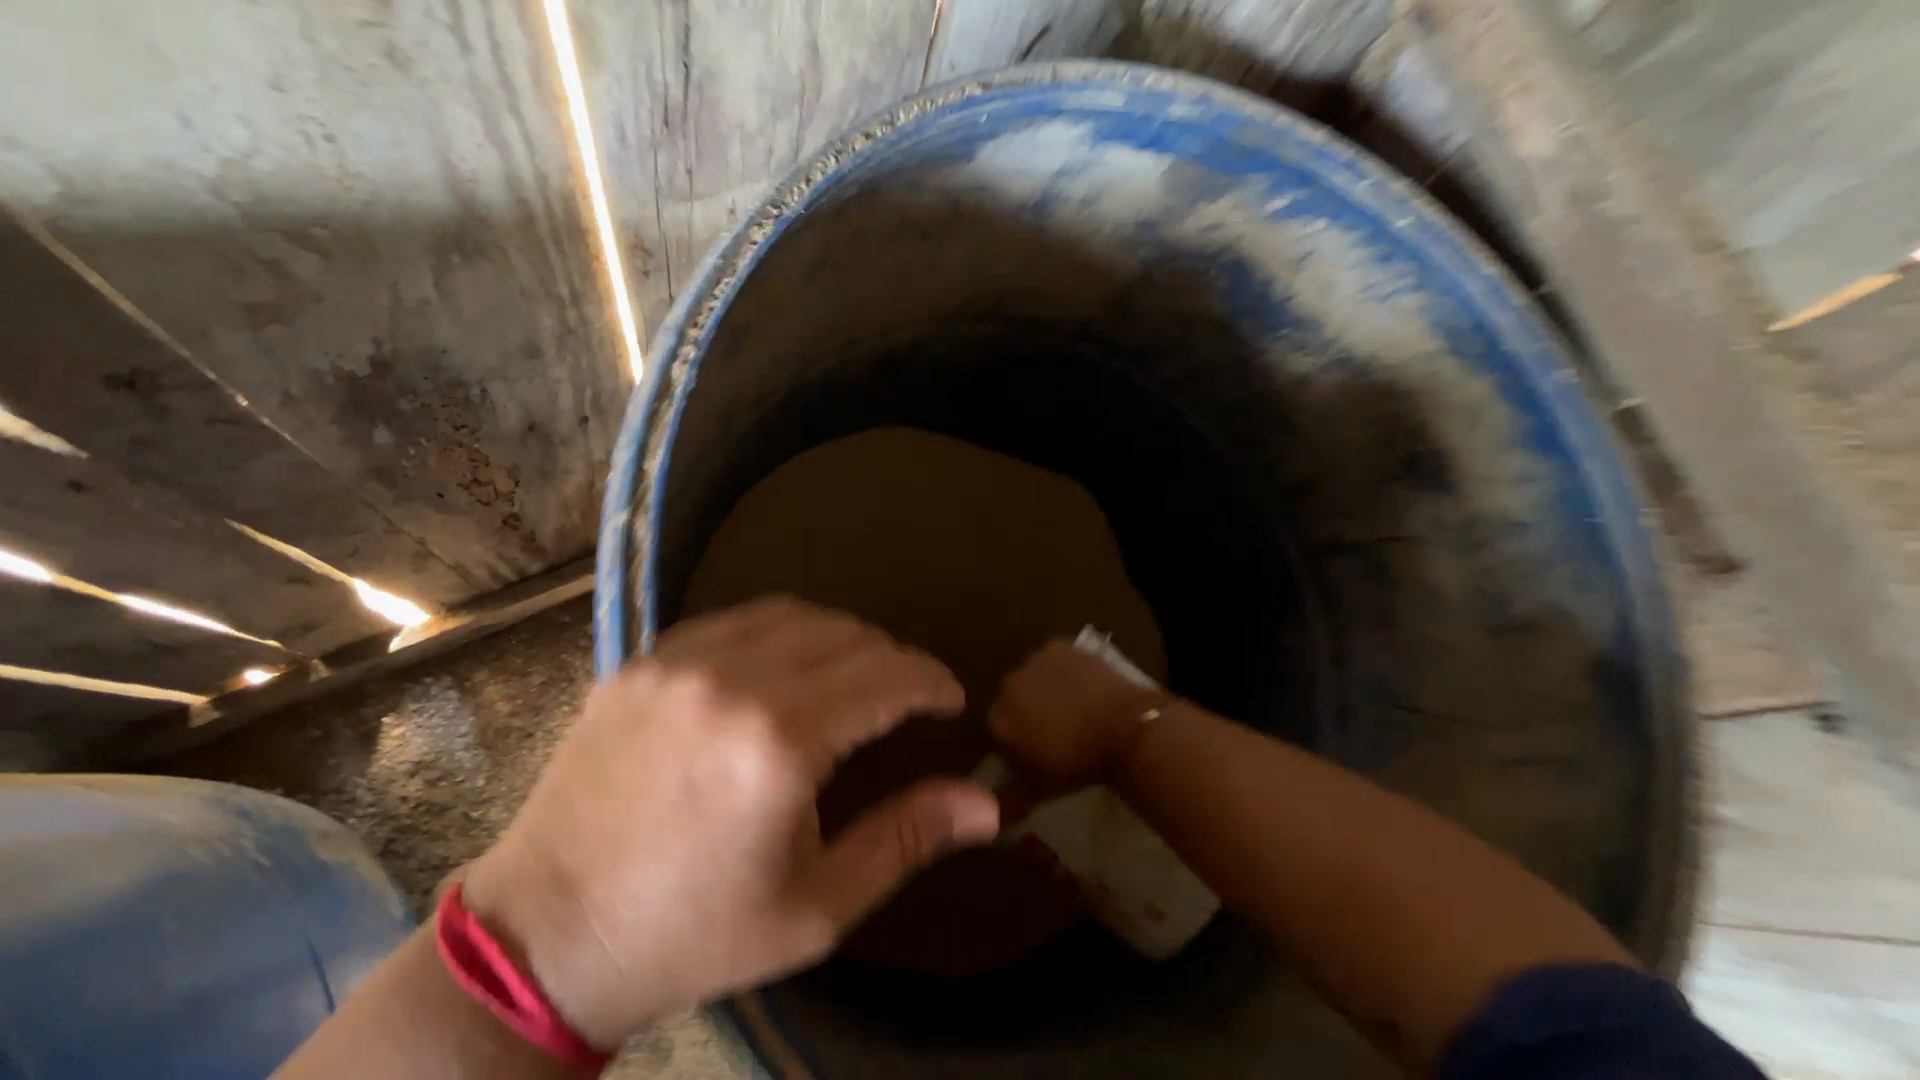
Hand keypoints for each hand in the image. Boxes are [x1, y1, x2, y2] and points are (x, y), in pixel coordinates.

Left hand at [460, 597, 999, 1048]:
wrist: (547, 938)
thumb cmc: (693, 935)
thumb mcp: (816, 907)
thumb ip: (905, 839)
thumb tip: (988, 804)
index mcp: (781, 741)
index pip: (887, 675)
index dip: (931, 681)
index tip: (950, 701)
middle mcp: (731, 680)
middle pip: (845, 635)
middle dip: (890, 660)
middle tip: (905, 699)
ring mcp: (677, 664)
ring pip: (788, 614)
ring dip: (837, 638)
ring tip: (851, 677)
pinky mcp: (638, 665)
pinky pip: (729, 622)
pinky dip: (774, 634)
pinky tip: (778, 670)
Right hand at [987, 637, 1168, 797]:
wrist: (1124, 728)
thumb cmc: (1078, 764)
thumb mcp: (1040, 790)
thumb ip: (1009, 800)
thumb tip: (992, 813)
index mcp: (997, 720)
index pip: (994, 731)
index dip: (1012, 742)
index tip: (1032, 752)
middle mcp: (1007, 685)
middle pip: (1010, 700)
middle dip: (1025, 712)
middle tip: (1053, 730)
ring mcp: (1033, 661)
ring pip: (1031, 677)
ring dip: (1042, 689)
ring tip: (1071, 706)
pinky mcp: (1059, 645)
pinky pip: (1053, 659)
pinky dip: (1062, 669)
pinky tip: (1081, 684)